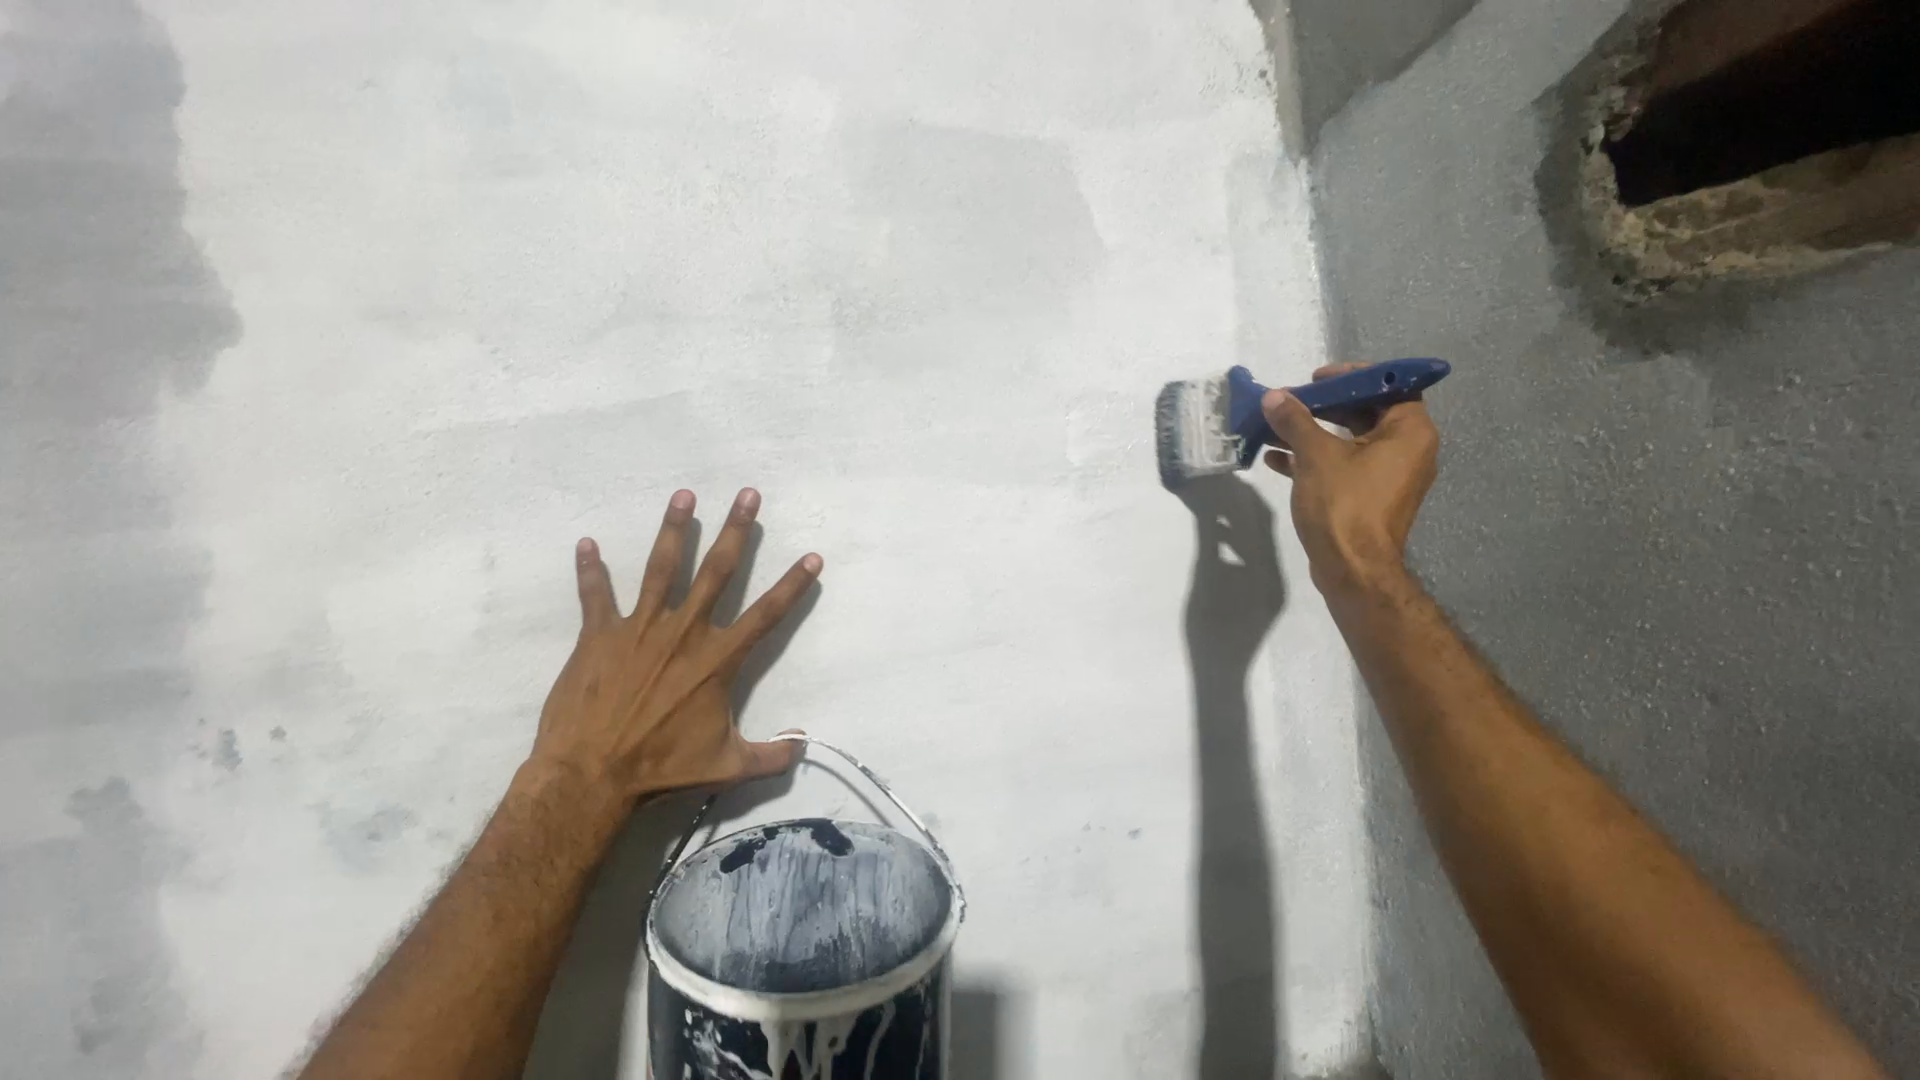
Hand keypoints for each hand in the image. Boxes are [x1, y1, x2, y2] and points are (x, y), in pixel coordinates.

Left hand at [528, 487, 821, 804]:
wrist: (591, 774)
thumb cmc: (662, 770)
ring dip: (674, 529)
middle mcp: (684, 632)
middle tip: (747, 494)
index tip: (811, 556)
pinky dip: (590, 569)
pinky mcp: (599, 635)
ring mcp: (639, 629)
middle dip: (735, 530)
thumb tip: (803, 745)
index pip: (766, 614)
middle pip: (717, 571)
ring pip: (662, 568)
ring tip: (683, 495)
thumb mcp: (727, 766)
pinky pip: (595, 595)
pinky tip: (586, 543)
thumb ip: (770, 755)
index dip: (792, 585)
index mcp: (718, 660)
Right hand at [1261, 363, 1439, 595]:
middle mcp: (1408, 450)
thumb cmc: (1344, 504)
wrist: (1352, 569)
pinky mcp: (1368, 498)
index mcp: (1410, 432)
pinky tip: (1276, 459)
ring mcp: (1388, 476)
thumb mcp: (1316, 456)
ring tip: (1275, 428)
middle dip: (1324, 406)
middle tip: (1290, 401)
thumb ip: (1295, 421)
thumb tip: (1274, 396)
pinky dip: (1314, 459)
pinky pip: (1343, 466)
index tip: (1317, 378)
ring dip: (1312, 433)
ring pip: (1349, 441)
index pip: (1391, 385)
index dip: (1353, 377)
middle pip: (1366, 413)